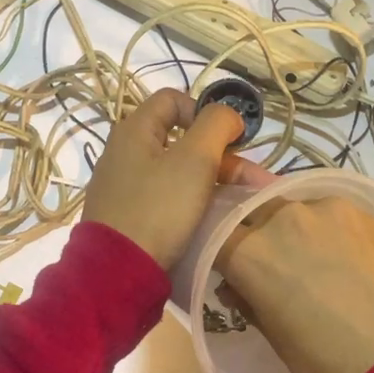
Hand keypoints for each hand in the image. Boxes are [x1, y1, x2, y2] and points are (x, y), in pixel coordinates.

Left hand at [82, 89, 243, 268]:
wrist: (118, 272)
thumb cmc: (159, 208)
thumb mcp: (194, 160)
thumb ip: (216, 125)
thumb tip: (227, 115)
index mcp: (134, 130)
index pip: (173, 99)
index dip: (205, 112)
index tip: (229, 140)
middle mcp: (125, 153)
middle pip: (181, 140)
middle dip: (223, 156)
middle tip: (255, 180)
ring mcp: (125, 187)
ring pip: (178, 172)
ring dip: (215, 181)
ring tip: (247, 203)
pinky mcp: (129, 216)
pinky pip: (167, 198)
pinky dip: (193, 202)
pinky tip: (215, 219)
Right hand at [216, 197, 373, 372]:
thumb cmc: (329, 363)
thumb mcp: (275, 338)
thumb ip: (249, 301)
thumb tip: (238, 284)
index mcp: (249, 254)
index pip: (215, 236)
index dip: (219, 252)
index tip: (227, 269)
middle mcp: (282, 219)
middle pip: (254, 214)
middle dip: (256, 236)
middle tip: (274, 268)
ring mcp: (327, 209)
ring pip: (296, 210)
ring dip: (295, 231)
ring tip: (318, 265)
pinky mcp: (366, 210)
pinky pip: (333, 214)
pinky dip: (330, 231)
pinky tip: (348, 261)